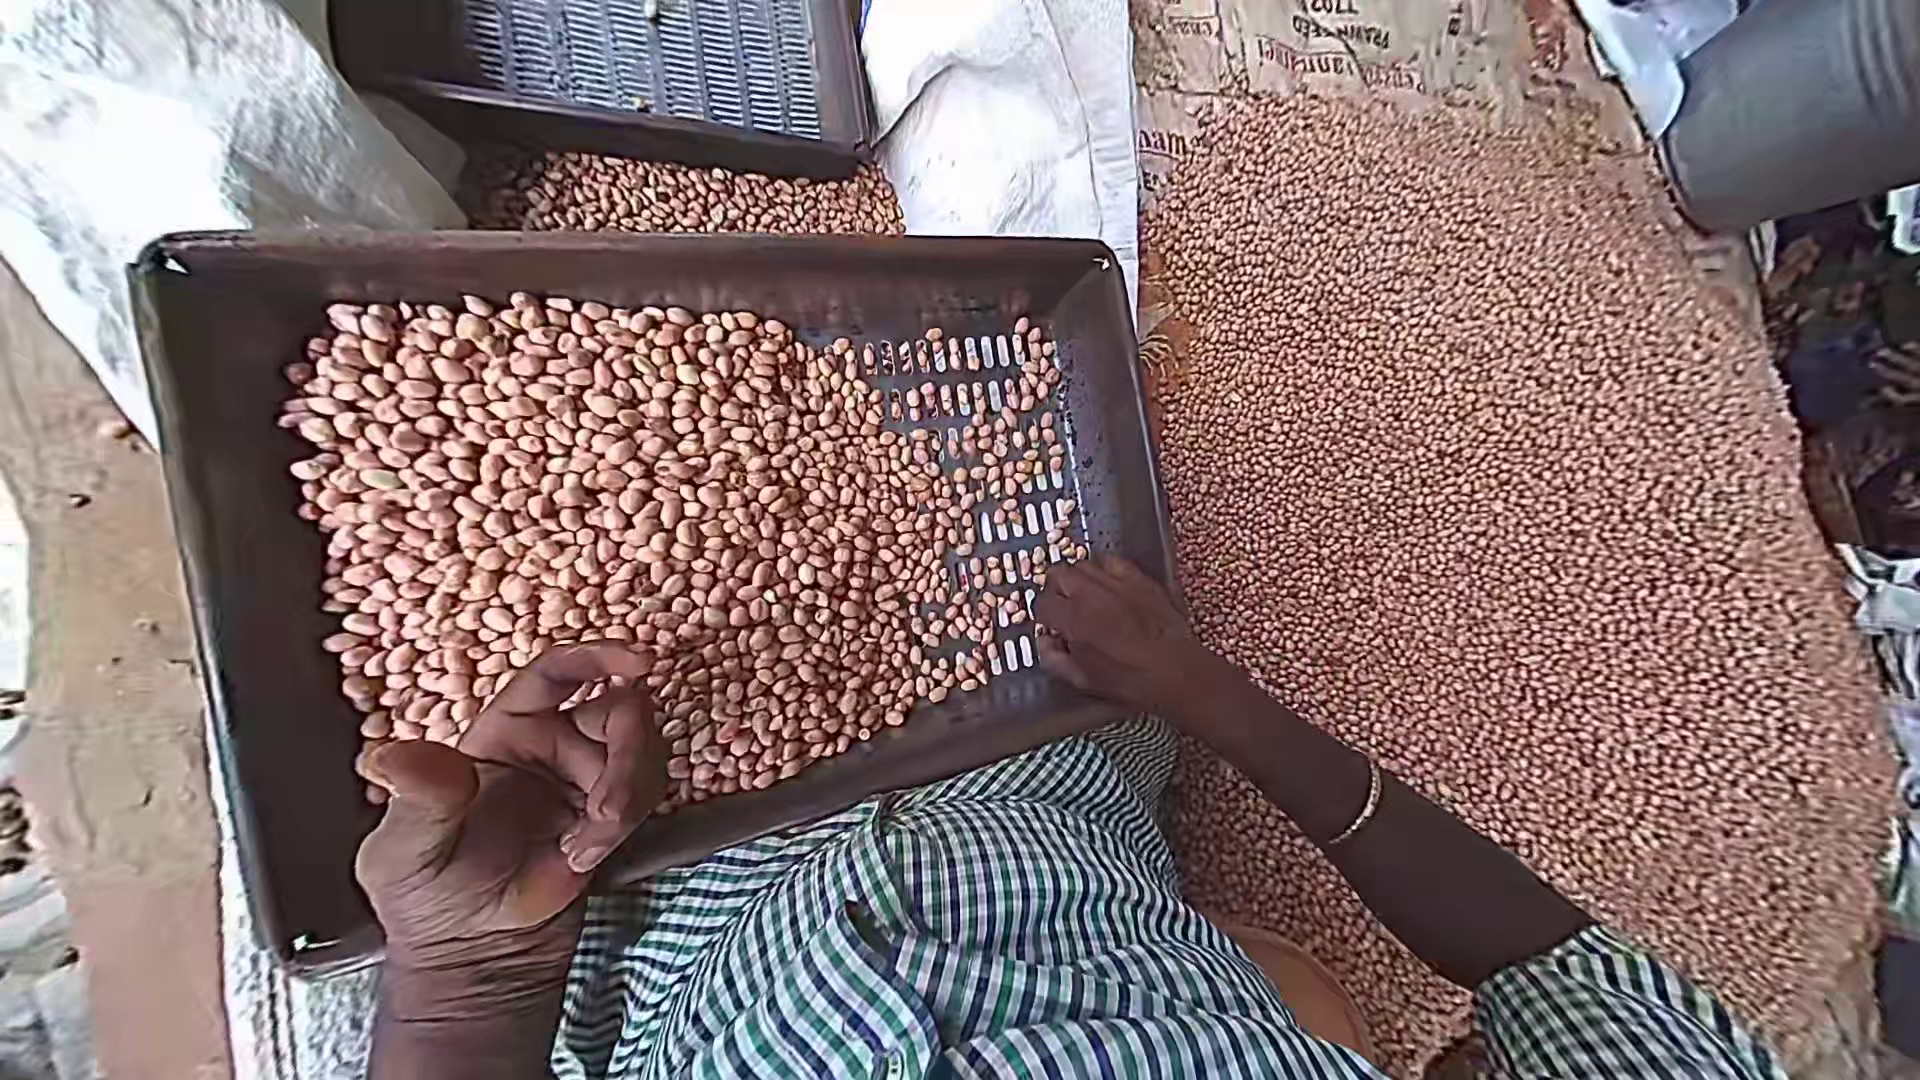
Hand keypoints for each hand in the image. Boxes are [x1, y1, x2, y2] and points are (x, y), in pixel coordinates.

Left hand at [355, 642, 666, 977]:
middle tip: (609, 808)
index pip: (559, 671)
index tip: (640, 660)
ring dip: (628, 793)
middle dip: (630, 750)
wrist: (480, 945)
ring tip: (587, 845)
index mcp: (510, 727)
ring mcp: (597, 766)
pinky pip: (650, 786)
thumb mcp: (405, 850)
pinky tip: (587, 852)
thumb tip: (389, 756)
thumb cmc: (431, 890)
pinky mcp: (622, 798)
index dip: (599, 656)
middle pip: (623, 707)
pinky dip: (627, 820)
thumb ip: (416, 798)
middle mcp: (562, 735)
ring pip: (645, 747)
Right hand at [1033, 556, 1219, 712]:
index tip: (1051, 624)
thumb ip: (1054, 659)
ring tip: (1087, 597)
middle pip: (1057, 574)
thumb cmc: (1130, 680)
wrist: (1177, 672)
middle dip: (1056, 590)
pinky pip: (1111, 562)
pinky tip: (1110, 587)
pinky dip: (1105, 571)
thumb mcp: (1083, 680)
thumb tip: (1045, 642)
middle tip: (1065, 607)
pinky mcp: (1138, 579)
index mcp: (1073, 620)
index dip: (1043, 615)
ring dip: (1078, 579)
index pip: (1041, 603)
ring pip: (1082, 565)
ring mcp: (1115, 582)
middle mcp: (1090, 594)